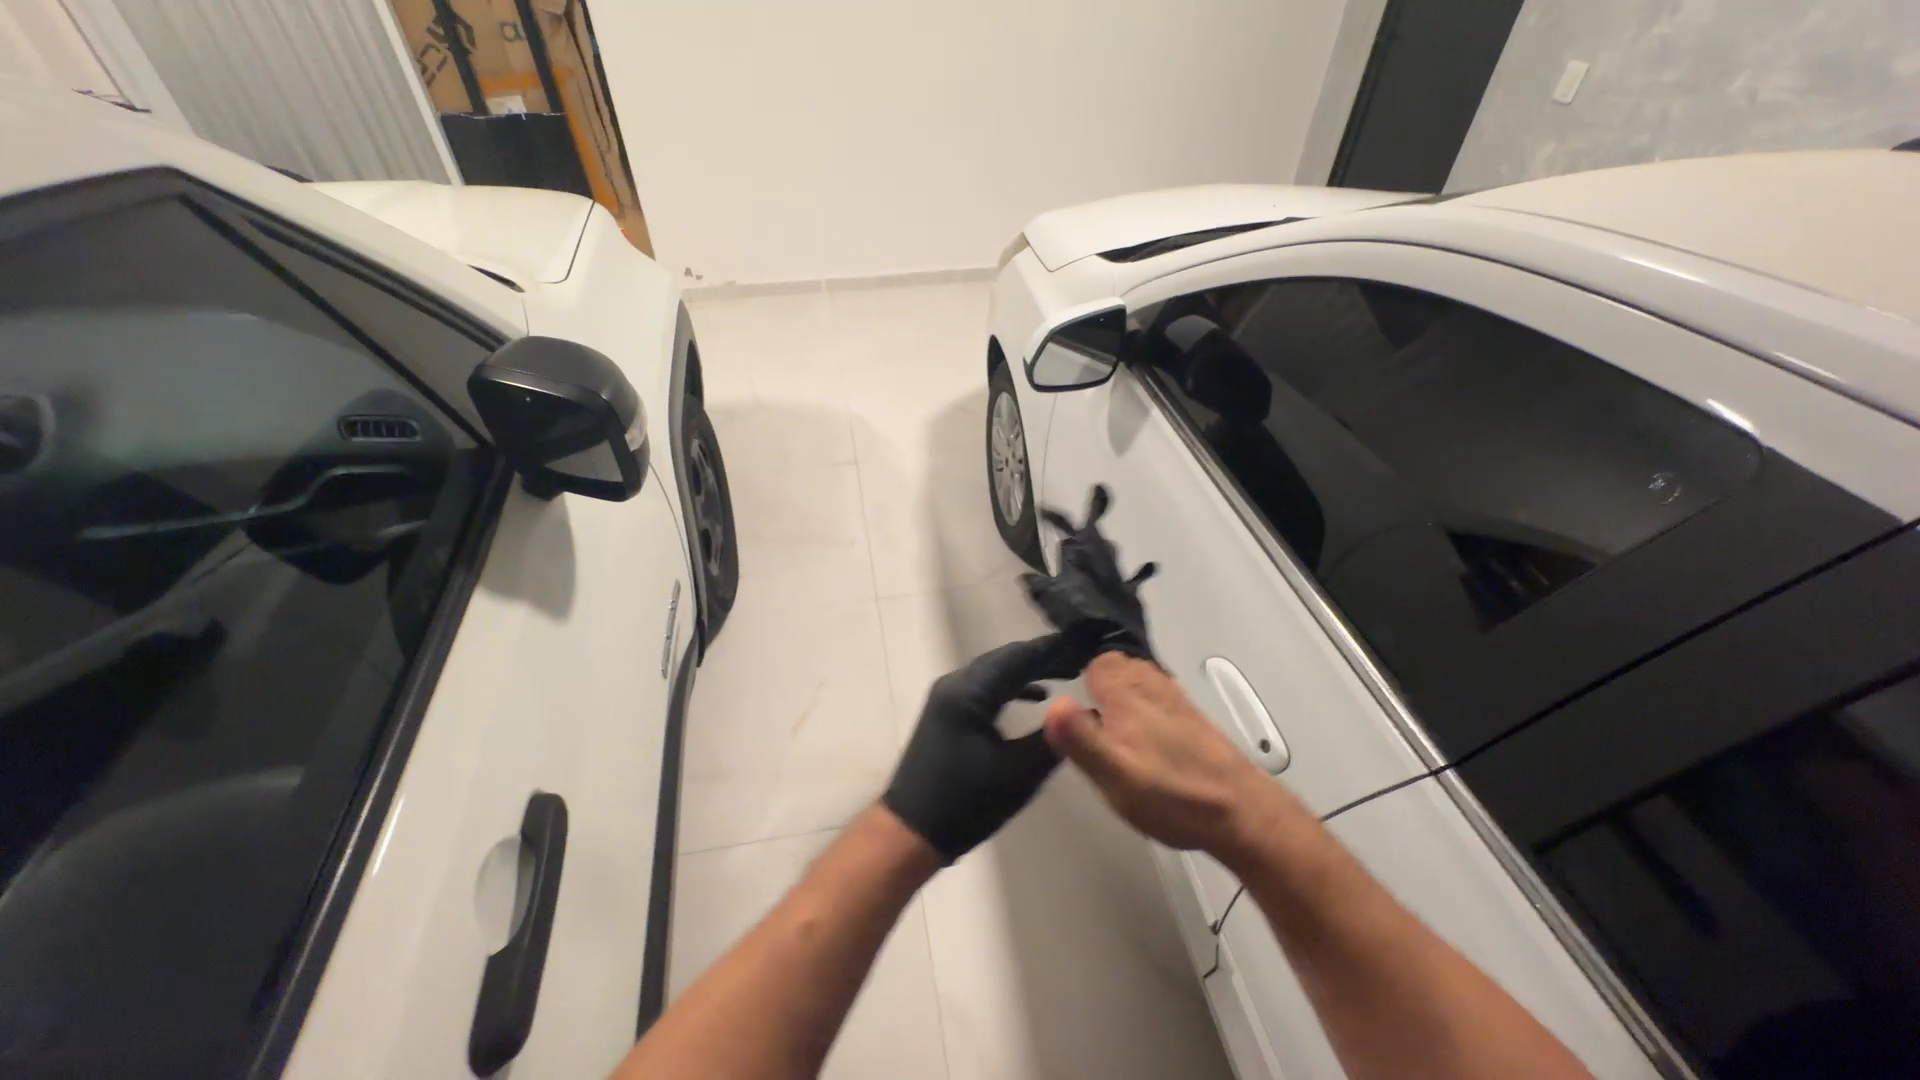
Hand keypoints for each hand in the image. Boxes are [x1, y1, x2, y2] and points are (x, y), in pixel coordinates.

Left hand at [882, 634, 1086, 861]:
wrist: (911, 833)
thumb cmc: (965, 803)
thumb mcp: (1019, 773)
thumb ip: (1054, 738)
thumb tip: (1088, 713)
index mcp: (969, 691)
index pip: (1020, 656)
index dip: (1055, 649)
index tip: (1088, 643)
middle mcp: (955, 684)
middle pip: (1007, 659)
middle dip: (1046, 657)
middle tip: (1084, 657)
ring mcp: (947, 698)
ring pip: (996, 673)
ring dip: (1031, 672)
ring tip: (1069, 673)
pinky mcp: (947, 714)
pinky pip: (986, 689)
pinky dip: (1013, 688)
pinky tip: (1037, 697)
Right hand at [1022, 484, 1156, 661]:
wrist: (1111, 641)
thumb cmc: (1076, 615)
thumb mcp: (1048, 599)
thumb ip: (1037, 585)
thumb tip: (1025, 577)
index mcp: (1080, 553)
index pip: (1068, 525)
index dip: (1055, 516)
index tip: (1043, 511)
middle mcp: (1102, 557)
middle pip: (1093, 533)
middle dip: (1085, 526)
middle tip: (1074, 528)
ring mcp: (1119, 573)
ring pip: (1110, 551)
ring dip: (1102, 547)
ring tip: (1099, 543)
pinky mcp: (1132, 591)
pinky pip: (1138, 577)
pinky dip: (1142, 572)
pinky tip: (1152, 565)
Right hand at [1043, 653, 1276, 859]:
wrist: (1243, 814)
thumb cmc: (1172, 795)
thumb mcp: (1115, 776)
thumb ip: (1081, 740)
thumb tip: (1053, 705)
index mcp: (1130, 699)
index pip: (1101, 664)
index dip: (1084, 675)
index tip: (1074, 695)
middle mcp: (1156, 693)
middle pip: (1126, 666)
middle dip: (1106, 680)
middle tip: (1091, 709)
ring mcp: (1181, 707)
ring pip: (1148, 682)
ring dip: (1130, 691)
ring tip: (1115, 720)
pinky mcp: (1198, 725)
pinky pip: (1166, 700)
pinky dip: (1151, 707)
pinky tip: (1149, 738)